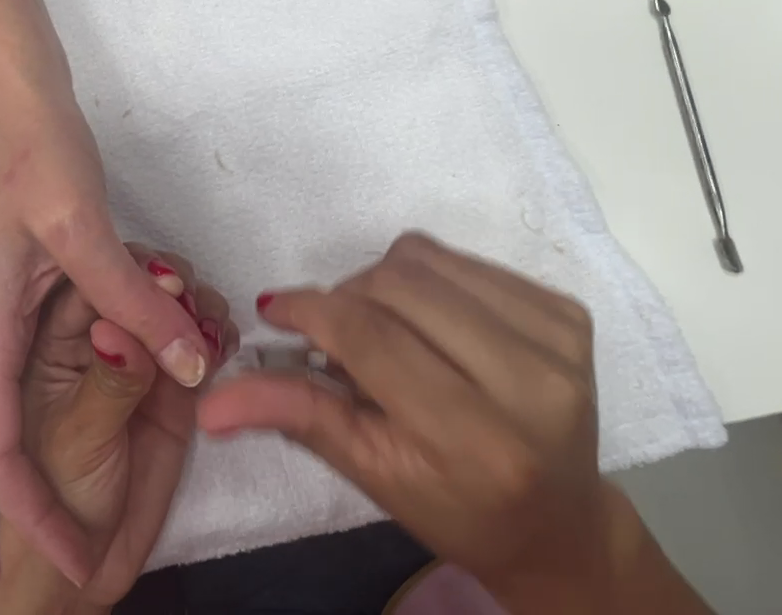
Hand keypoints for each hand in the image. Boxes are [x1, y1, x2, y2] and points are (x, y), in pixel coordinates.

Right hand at [0, 79, 208, 586]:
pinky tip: (37, 422)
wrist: (10, 99)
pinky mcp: (8, 287)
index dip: (27, 509)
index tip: (72, 558)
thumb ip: (133, 297)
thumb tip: (190, 367)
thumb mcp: (85, 225)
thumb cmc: (37, 154)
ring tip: (11, 516)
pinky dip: (4, 418)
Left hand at [23, 247, 235, 603]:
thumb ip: (107, 384)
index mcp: (45, 343)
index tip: (163, 276)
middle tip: (192, 292)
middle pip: (128, 287)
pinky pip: (194, 344)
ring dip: (195, 306)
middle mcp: (88, 338)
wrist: (93, 560)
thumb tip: (124, 326)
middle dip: (166, 286)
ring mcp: (131, 356)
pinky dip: (214, 334)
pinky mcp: (168, 381)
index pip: (81, 288)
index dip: (120, 274)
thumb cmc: (60, 497)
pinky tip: (224, 338)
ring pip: (164, 310)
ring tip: (213, 319)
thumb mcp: (79, 438)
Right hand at [198, 234, 674, 612]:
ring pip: (424, 260)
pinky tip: (430, 321)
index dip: (310, 310)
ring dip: (381, 283)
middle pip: (395, 286)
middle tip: (334, 332)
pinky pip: (461, 259)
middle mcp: (530, 382)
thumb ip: (292, 415)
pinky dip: (425, 278)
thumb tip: (210, 402)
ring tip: (383, 327)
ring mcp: (559, 341)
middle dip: (345, 298)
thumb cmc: (451, 506)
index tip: (275, 310)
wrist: (557, 521)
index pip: (370, 338)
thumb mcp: (365, 469)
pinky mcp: (570, 313)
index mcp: (476, 438)